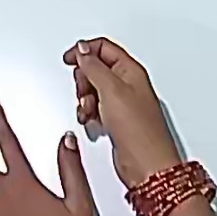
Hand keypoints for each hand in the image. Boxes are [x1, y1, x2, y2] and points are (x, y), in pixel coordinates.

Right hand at [63, 38, 182, 188]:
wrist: (147, 168)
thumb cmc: (139, 131)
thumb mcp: (111, 89)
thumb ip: (93, 66)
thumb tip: (82, 48)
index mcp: (130, 70)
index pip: (103, 47)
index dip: (84, 51)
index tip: (69, 59)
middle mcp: (127, 84)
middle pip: (95, 67)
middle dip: (83, 79)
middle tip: (84, 90)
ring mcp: (122, 102)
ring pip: (92, 88)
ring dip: (84, 97)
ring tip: (88, 109)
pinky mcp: (116, 119)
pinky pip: (95, 106)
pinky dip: (88, 111)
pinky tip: (90, 119)